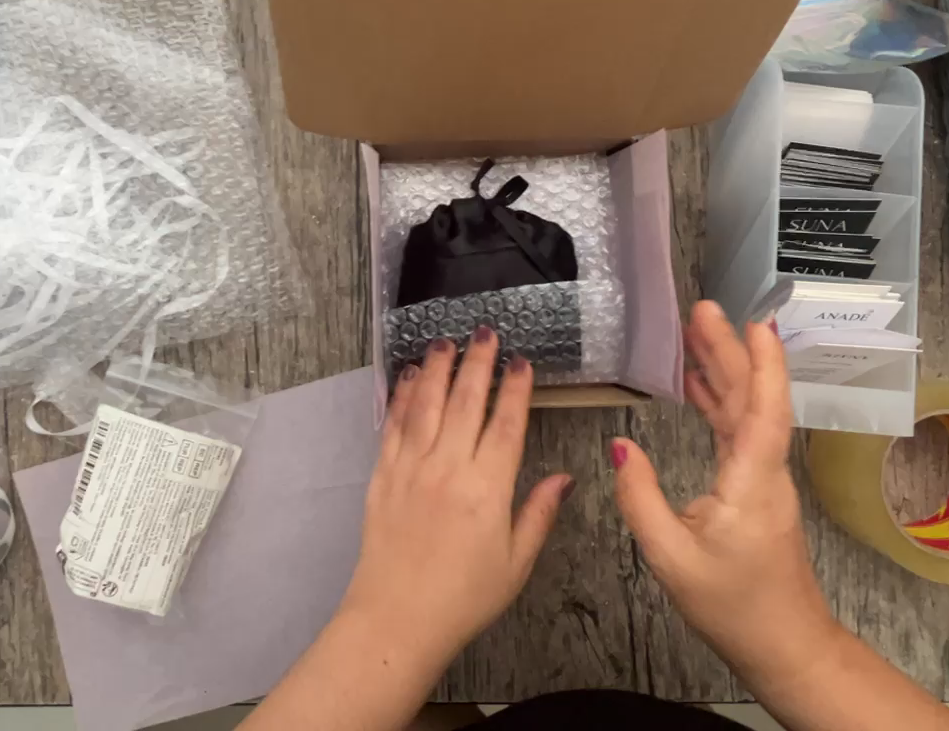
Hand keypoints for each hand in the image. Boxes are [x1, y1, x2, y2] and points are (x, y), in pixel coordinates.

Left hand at [337, 328, 572, 671]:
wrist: (397, 617)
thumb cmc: (464, 596)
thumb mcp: (516, 562)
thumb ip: (538, 513)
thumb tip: (565, 476)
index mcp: (487, 488)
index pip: (506, 424)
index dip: (516, 388)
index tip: (521, 360)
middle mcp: (448, 467)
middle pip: (466, 401)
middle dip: (477, 361)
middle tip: (484, 331)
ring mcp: (411, 466)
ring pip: (426, 403)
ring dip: (437, 368)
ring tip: (445, 340)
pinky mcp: (383, 472)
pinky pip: (393, 425)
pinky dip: (402, 396)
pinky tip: (409, 376)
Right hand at [611, 300, 839, 679]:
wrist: (784, 646)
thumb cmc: (732, 605)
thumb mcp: (670, 557)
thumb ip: (640, 499)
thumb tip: (620, 445)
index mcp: (751, 481)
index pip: (763, 412)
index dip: (764, 365)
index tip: (757, 323)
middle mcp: (763, 470)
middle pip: (751, 398)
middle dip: (729, 350)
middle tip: (702, 308)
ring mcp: (761, 476)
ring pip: (744, 410)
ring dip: (722, 368)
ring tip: (694, 330)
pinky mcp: (753, 485)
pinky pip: (737, 428)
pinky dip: (716, 399)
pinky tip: (694, 382)